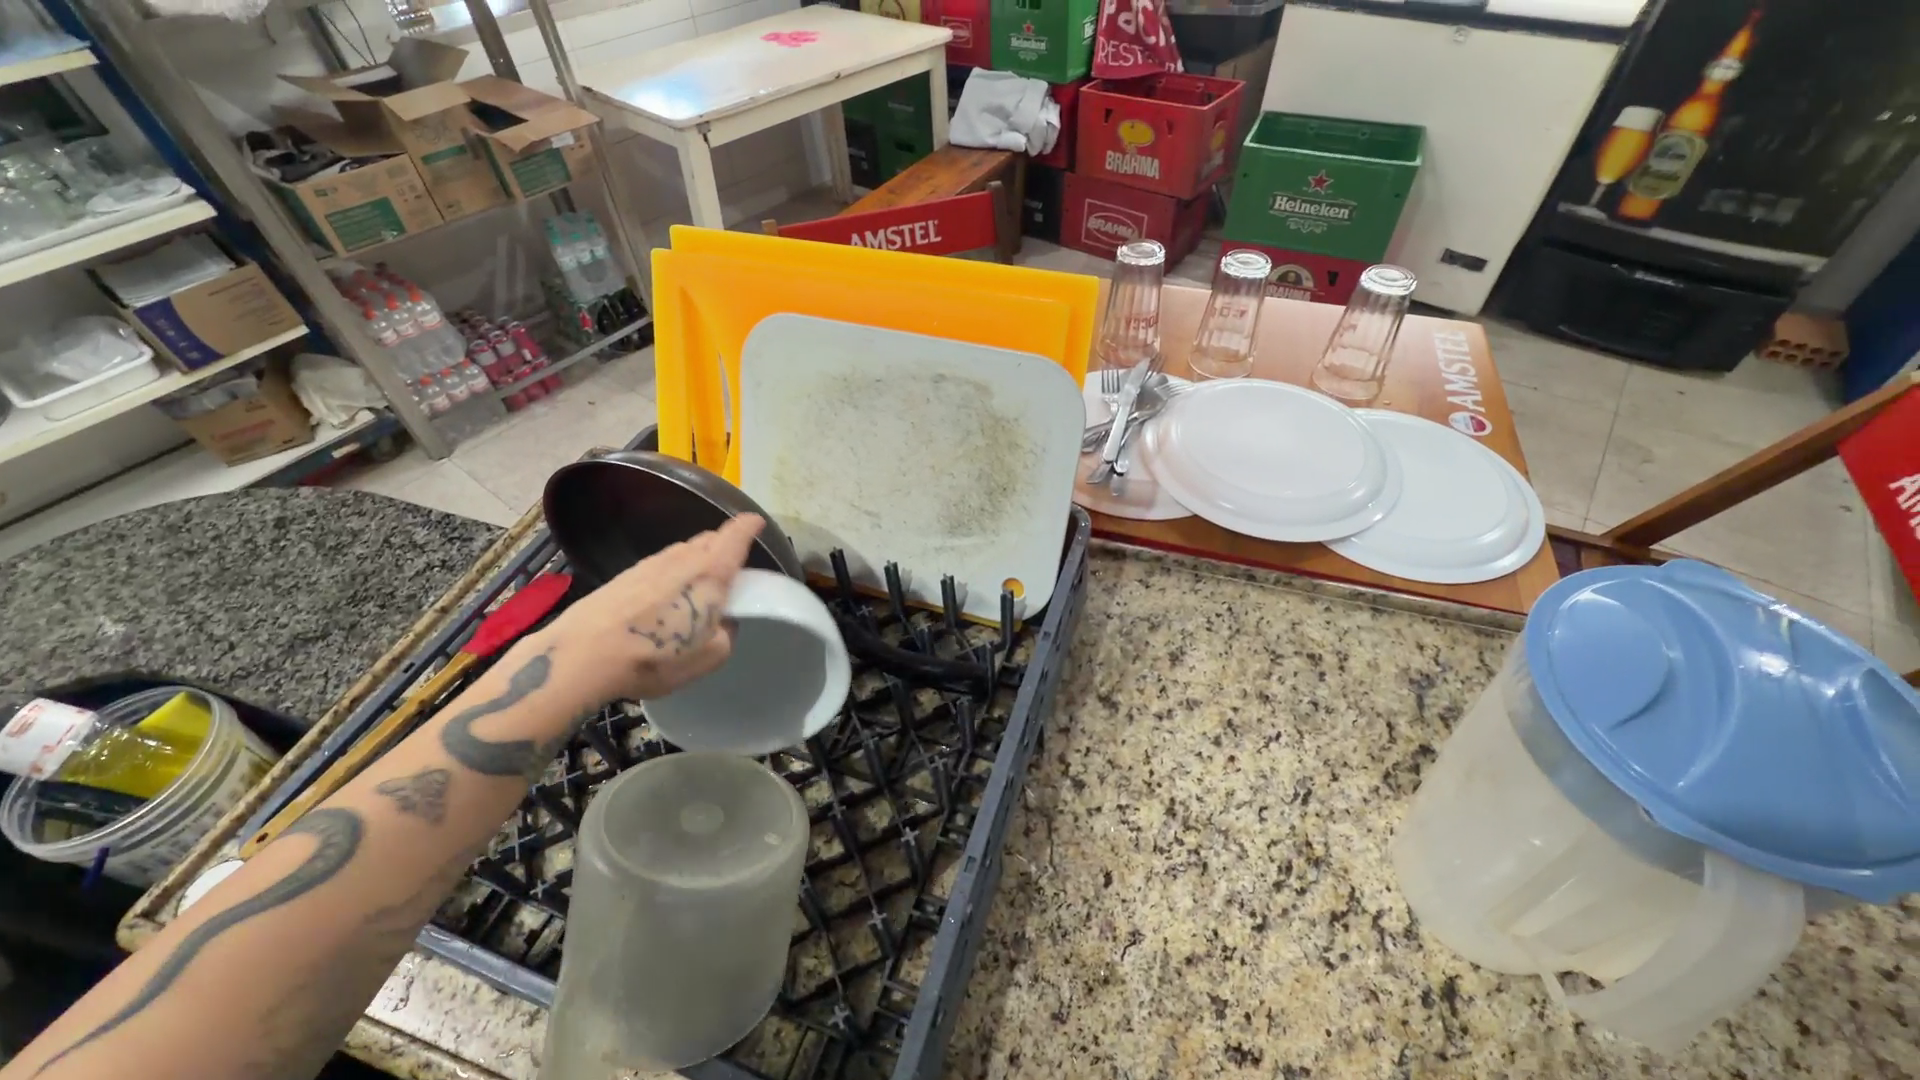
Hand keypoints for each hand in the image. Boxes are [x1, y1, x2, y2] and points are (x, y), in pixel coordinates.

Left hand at [538, 515, 764, 705]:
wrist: (585, 653)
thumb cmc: (657, 655)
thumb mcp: (710, 656)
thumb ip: (727, 633)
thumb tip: (724, 620)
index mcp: (711, 573)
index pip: (736, 535)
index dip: (750, 526)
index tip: (757, 523)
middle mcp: (682, 559)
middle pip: (709, 539)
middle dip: (724, 546)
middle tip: (731, 567)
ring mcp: (650, 564)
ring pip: (683, 551)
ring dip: (696, 560)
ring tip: (697, 586)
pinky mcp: (625, 575)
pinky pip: (660, 565)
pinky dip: (672, 573)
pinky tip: (665, 598)